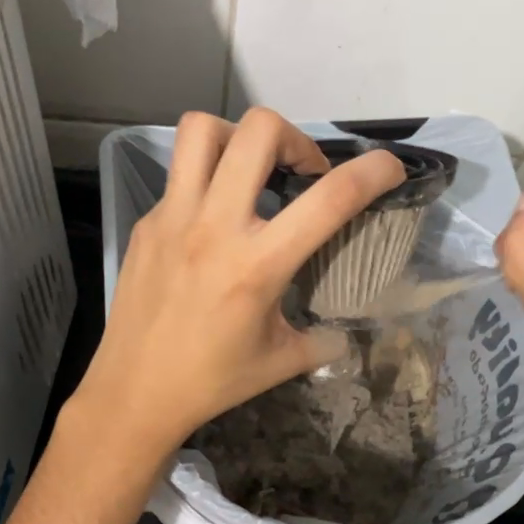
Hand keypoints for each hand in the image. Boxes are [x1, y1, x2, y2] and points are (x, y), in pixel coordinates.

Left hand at [67, 109, 407, 456]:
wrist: (134, 392)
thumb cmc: (211, 381)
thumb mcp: (281, 361)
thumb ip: (322, 338)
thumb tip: (344, 329)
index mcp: (257, 266)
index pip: (329, 199)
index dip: (372, 172)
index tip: (389, 168)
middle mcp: (214, 228)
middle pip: (258, 130)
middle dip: (295, 138)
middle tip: (300, 172)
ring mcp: (173, 219)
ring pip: (202, 131)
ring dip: (238, 138)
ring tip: (250, 171)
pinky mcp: (147, 224)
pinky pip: (179, 176)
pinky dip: (206, 182)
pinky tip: (212, 222)